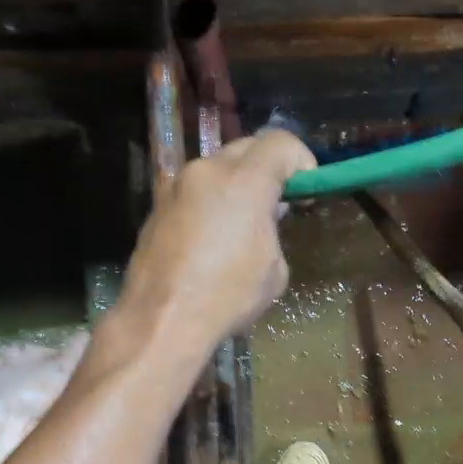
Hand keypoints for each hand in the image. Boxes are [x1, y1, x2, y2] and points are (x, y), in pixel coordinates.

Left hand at [118, 128, 316, 351]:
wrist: (163, 320)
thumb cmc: (228, 296)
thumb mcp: (274, 269)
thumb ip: (273, 230)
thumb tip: (262, 223)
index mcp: (245, 181)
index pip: (281, 143)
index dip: (301, 161)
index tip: (305, 191)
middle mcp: (207, 171)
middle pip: (246, 148)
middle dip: (267, 170)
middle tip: (276, 205)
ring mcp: (176, 186)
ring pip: (216, 169)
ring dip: (236, 185)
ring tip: (242, 225)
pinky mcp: (156, 207)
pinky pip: (193, 192)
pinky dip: (210, 203)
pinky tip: (211, 240)